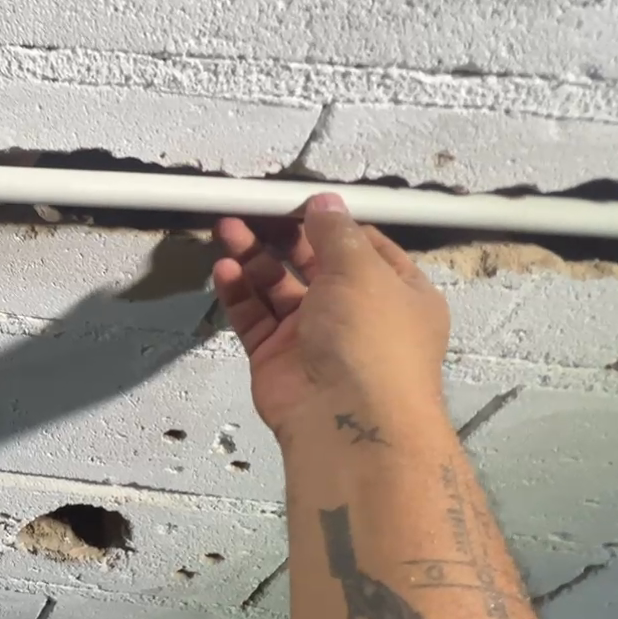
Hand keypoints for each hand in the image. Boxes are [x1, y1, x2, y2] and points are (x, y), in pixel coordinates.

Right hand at [212, 193, 449, 436]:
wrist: (343, 416)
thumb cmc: (371, 341)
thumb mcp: (362, 272)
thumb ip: (335, 234)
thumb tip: (324, 202)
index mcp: (393, 291)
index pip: (359, 245)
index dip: (327, 222)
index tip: (294, 202)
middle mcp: (353, 311)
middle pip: (310, 263)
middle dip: (280, 236)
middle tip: (248, 212)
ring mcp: (311, 333)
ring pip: (275, 287)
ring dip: (252, 259)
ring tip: (225, 232)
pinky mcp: (274, 353)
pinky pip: (253, 315)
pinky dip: (238, 292)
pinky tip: (224, 271)